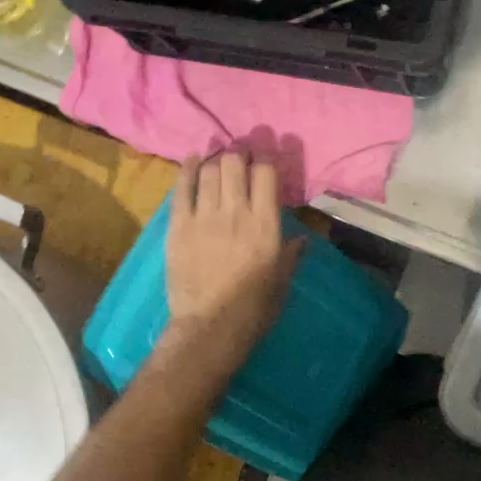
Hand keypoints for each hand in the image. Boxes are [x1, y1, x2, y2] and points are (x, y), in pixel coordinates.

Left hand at [162, 153, 303, 371]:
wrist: (211, 326)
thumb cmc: (255, 309)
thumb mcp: (283, 282)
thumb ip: (291, 255)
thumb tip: (302, 238)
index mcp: (266, 224)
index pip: (266, 173)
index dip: (266, 156)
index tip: (266, 154)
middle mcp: (236, 212)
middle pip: (235, 163)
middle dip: (239, 153)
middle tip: (240, 156)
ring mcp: (204, 216)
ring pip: (209, 170)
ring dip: (216, 160)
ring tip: (219, 161)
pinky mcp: (178, 226)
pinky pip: (182, 187)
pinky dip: (188, 168)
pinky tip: (192, 159)